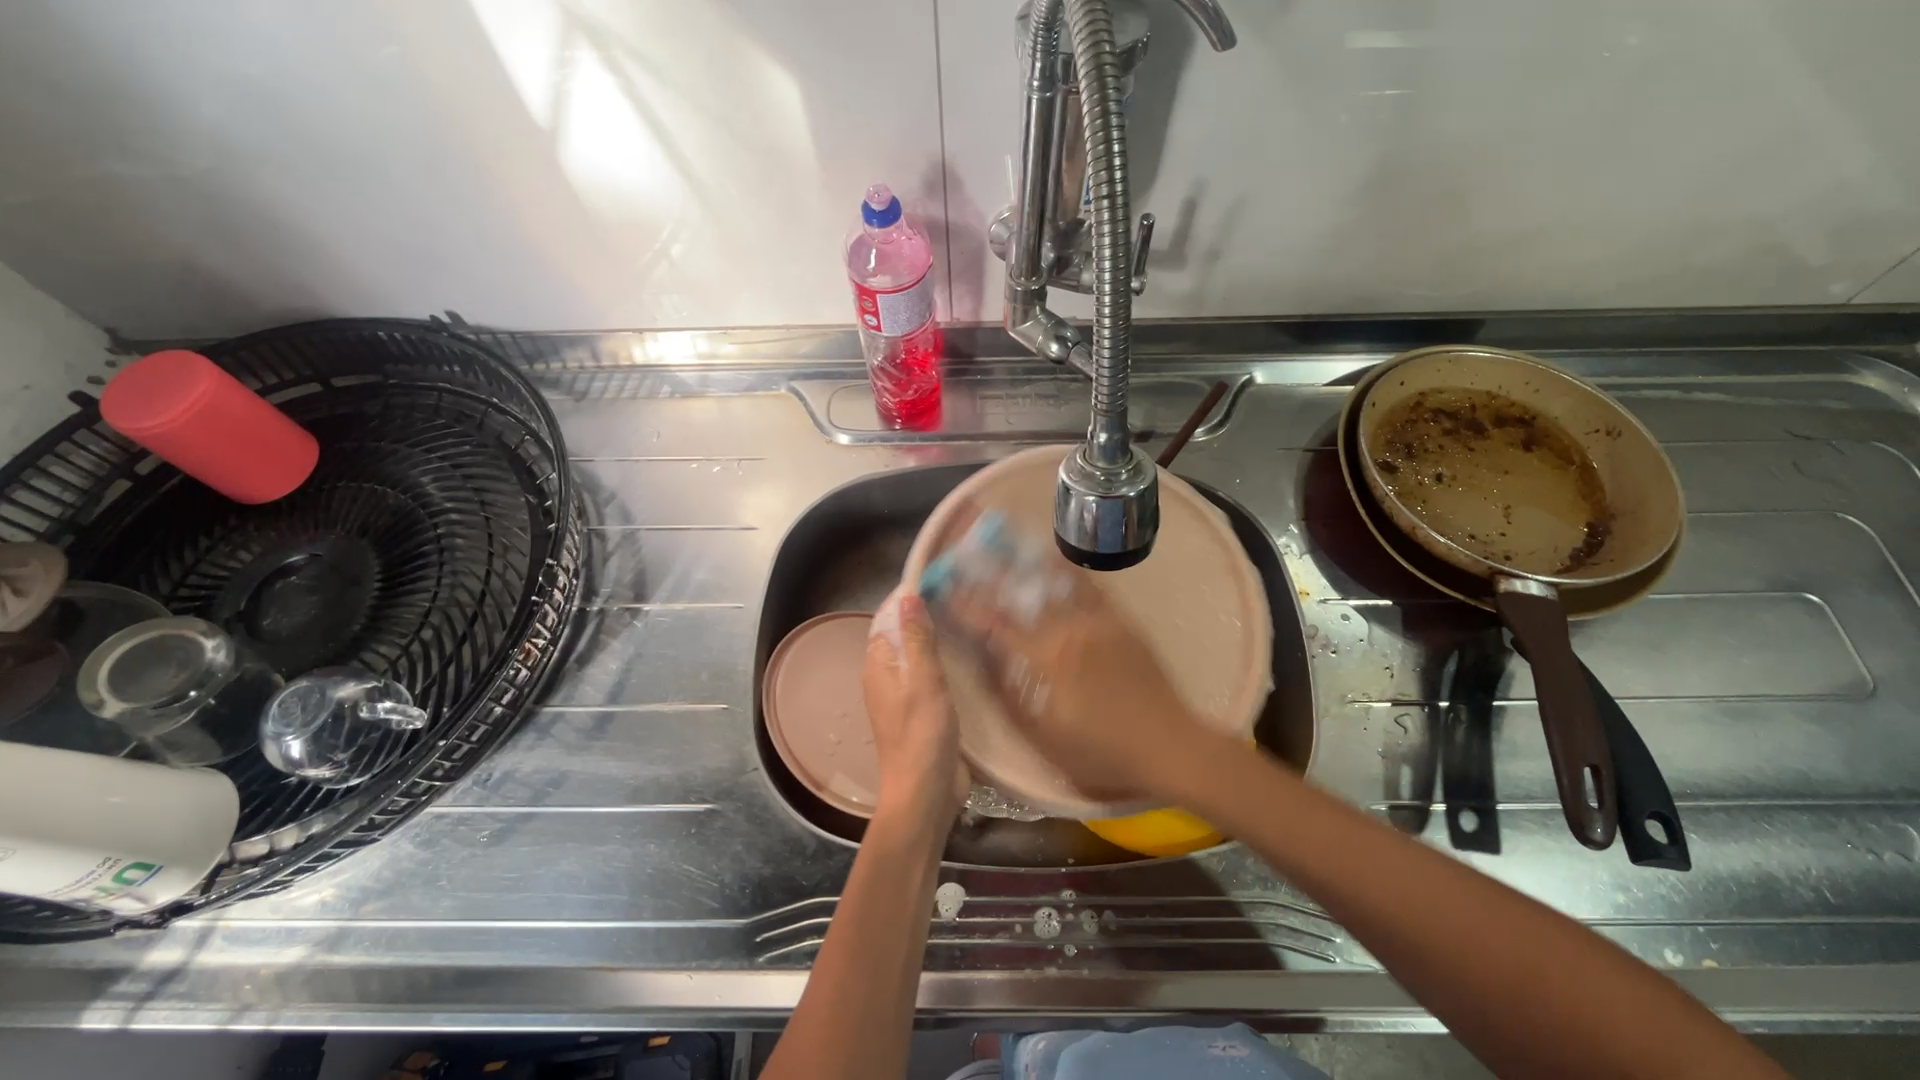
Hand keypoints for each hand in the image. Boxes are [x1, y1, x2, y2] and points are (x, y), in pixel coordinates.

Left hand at [863, 590, 968, 820]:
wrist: (926, 793)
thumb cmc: (921, 735)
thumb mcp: (923, 681)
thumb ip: (917, 639)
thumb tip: (909, 595)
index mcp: (878, 667)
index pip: (887, 619)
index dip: (908, 599)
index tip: (940, 578)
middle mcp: (887, 678)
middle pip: (904, 637)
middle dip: (927, 617)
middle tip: (964, 596)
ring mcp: (906, 697)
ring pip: (921, 658)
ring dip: (941, 641)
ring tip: (974, 620)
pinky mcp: (925, 714)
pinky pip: (934, 679)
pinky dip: (949, 665)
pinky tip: (974, 658)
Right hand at [934, 568, 1215, 803]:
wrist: (1170, 745)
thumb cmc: (1102, 752)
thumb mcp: (1044, 737)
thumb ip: (1008, 696)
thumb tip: (982, 661)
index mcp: (1045, 658)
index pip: (994, 624)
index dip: (966, 605)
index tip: (942, 589)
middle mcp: (1068, 629)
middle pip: (1020, 594)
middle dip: (987, 573)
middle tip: (964, 554)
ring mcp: (1098, 620)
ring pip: (1052, 582)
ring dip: (1022, 562)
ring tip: (999, 542)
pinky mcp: (1121, 621)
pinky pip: (1088, 587)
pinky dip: (1065, 570)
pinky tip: (1051, 558)